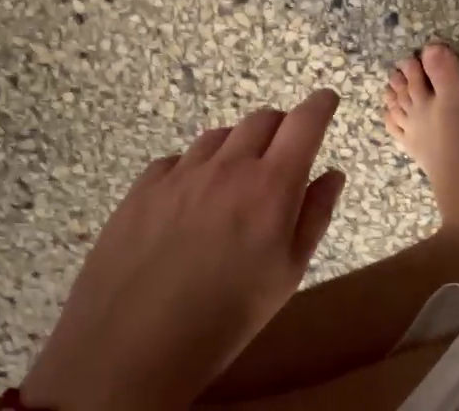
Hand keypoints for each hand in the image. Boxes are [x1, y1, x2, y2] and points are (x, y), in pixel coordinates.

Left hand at [19, 91, 346, 410]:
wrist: (126, 358)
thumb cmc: (224, 318)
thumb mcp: (288, 274)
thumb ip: (314, 216)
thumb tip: (332, 174)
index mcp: (272, 185)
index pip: (305, 121)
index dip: (321, 104)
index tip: (327, 100)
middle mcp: (227, 168)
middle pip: (263, 118)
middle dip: (281, 127)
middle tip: (282, 155)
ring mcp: (178, 178)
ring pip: (219, 136)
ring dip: (237, 147)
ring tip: (234, 182)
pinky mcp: (138, 194)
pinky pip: (175, 161)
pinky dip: (194, 168)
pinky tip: (190, 201)